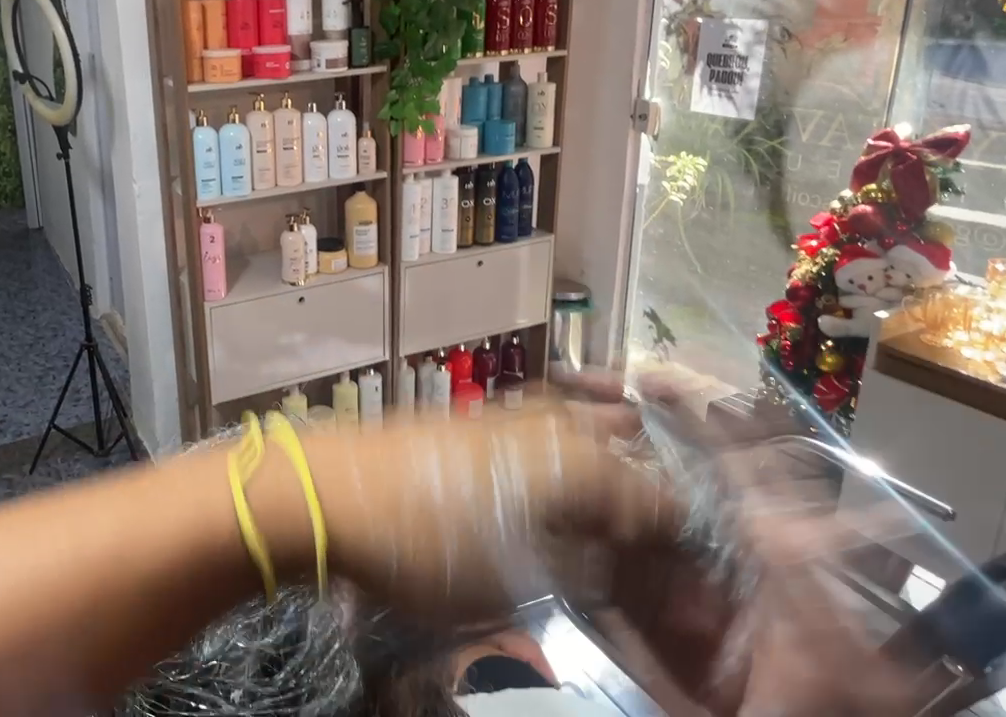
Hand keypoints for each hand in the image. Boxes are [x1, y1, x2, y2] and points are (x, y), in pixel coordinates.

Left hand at [251, 402, 670, 618]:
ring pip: (583, 431)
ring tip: (607, 514)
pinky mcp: (473, 418)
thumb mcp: (514, 579)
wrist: (329, 490)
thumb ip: (580, 568)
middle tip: (644, 547)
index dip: (675, 549)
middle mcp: (554, 426)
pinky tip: (549, 484)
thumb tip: (612, 564)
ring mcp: (509, 414)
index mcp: (581, 464)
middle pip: (625, 453)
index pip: (661, 501)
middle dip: (643, 499)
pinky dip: (560, 452)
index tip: (676, 591)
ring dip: (605, 466)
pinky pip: (539, 428)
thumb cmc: (422, 543)